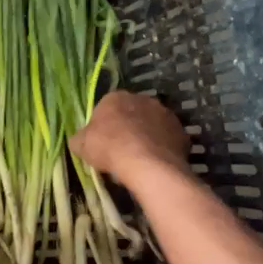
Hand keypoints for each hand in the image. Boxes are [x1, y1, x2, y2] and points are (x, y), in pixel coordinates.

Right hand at [71, 90, 190, 181]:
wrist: (148, 165)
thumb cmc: (109, 148)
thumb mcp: (80, 145)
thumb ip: (80, 138)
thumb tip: (80, 140)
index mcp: (116, 97)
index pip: (107, 106)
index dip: (104, 123)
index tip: (102, 139)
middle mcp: (143, 99)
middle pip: (132, 112)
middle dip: (127, 125)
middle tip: (120, 147)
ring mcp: (166, 114)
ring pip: (152, 124)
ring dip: (146, 135)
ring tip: (139, 156)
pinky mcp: (182, 132)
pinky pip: (168, 139)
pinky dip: (162, 147)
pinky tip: (155, 161)